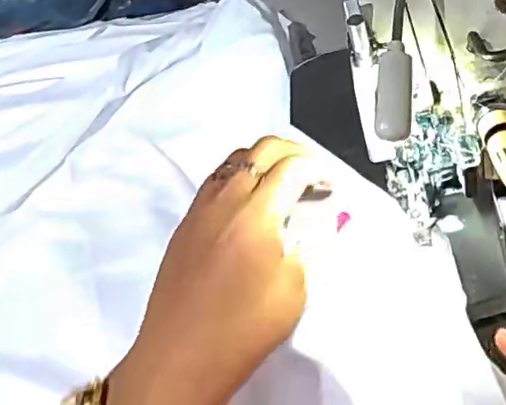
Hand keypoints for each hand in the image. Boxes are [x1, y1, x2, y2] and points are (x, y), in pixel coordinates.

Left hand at [109, 136, 325, 404]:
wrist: (180, 355)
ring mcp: (203, 204)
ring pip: (237, 158)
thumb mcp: (292, 292)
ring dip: (263, 158)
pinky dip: (239, 173)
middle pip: (262, 149)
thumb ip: (307, 246)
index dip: (314, 168)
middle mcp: (227, 198)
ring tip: (282, 179)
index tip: (325, 178)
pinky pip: (217, 177)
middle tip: (309, 169)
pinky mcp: (188, 218)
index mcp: (256, 212)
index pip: (291, 168)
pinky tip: (249, 194)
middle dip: (291, 151)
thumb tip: (314, 221)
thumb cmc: (237, 331)